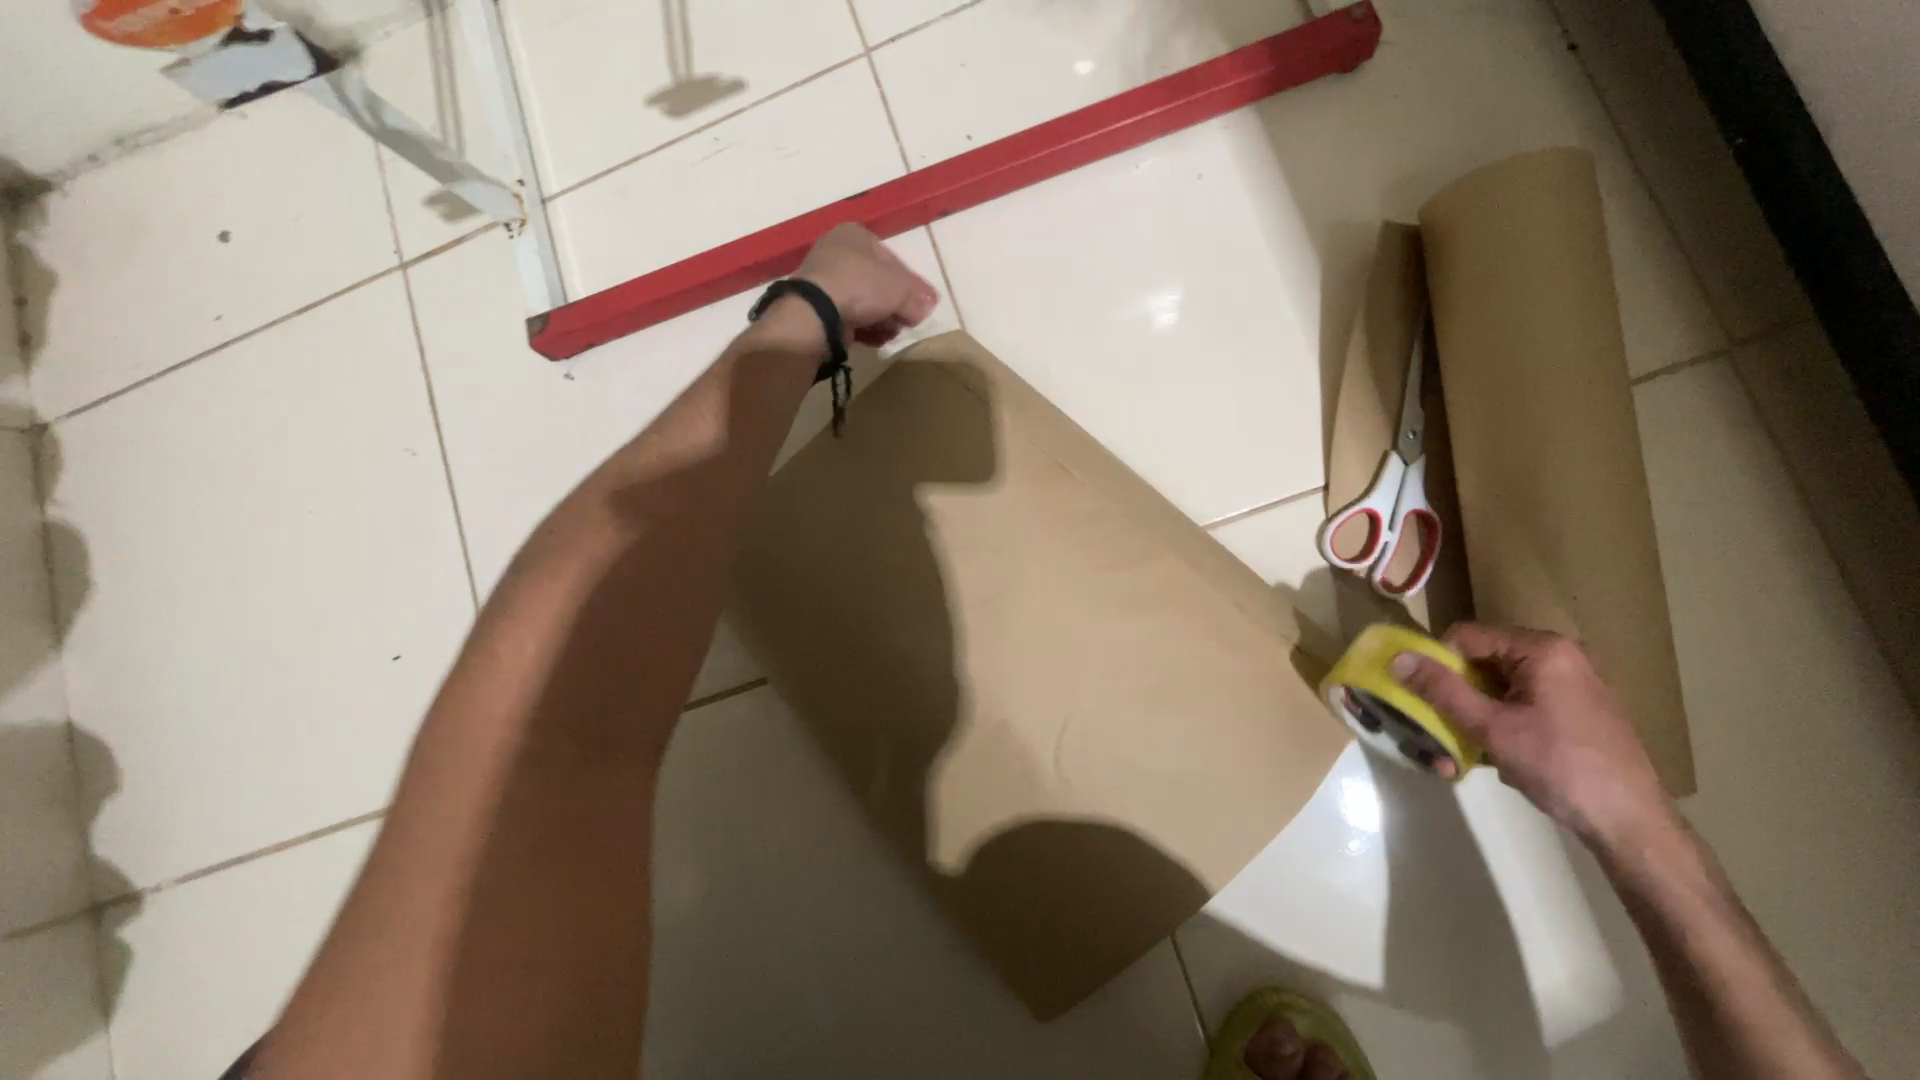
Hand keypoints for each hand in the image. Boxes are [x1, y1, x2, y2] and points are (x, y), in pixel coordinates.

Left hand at [793, 224, 940, 347]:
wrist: (816, 313)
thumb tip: (929, 305)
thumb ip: (918, 296)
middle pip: (878, 283)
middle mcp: (836, 253)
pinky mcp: (818, 308)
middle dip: (895, 305)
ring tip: (890, 332)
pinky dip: (864, 328)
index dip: (910, 285)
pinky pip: (849, 316)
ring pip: (865, 302)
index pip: (892, 260)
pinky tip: (874, 339)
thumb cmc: (860, 287)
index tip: (921, 305)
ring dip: (882, 319)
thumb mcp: (900, 289)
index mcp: (855, 235)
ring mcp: (824, 281)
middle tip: (907, 322)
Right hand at [1391, 623, 1674, 848]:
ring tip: (1464, 752)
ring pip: (1500, 686)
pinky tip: (1498, 755)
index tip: (1424, 697)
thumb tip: (1397, 658)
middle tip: (1440, 729)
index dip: (1437, 662)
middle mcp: (1560, 656)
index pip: (1467, 636)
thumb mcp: (1490, 727)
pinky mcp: (1577, 710)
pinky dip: (1501, 723)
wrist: (1629, 820)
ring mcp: (1572, 684)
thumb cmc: (1559, 765)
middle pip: (1483, 661)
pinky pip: (1522, 703)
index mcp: (1543, 649)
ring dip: (1474, 715)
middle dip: (1455, 695)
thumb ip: (1442, 690)